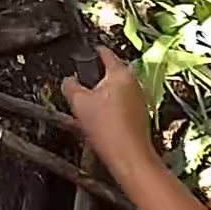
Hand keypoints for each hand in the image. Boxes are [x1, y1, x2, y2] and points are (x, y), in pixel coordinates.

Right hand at [62, 47, 156, 177]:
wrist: (129, 157)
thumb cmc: (106, 127)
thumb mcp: (78, 102)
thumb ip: (70, 85)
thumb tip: (69, 80)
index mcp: (120, 73)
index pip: (104, 52)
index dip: (90, 52)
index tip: (81, 56)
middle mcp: (133, 82)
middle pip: (110, 71)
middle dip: (94, 77)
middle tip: (81, 87)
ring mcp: (139, 98)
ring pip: (116, 88)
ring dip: (102, 93)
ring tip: (89, 106)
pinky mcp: (141, 114)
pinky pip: (122, 102)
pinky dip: (111, 106)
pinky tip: (100, 119)